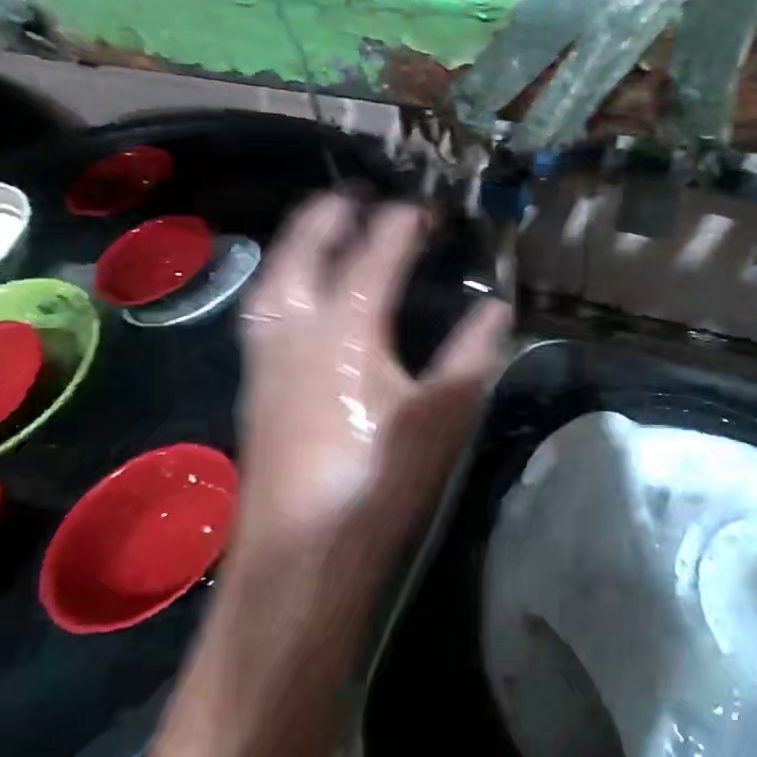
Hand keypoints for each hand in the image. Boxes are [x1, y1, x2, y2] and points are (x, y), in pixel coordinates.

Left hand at [235, 194, 509, 549]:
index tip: (424, 208)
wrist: (305, 559)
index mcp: (345, 335)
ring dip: (294, 250)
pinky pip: (262, 319)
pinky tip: (296, 306)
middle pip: (301, 258)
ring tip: (317, 234)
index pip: (374, 260)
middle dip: (326, 220)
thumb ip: (473, 356)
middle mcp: (296, 337)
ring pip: (269, 287)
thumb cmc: (381, 482)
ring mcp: (267, 366)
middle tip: (353, 197)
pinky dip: (280, 289)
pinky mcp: (257, 396)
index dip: (400, 228)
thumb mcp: (444, 418)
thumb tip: (498, 308)